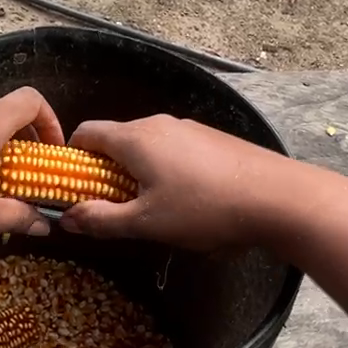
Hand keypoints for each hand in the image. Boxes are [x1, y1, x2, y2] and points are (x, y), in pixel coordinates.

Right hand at [59, 114, 305, 249]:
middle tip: (113, 204)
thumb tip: (67, 218)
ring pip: (146, 144)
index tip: (75, 185)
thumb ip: (102, 220)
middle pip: (116, 139)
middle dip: (106, 169)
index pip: (86, 132)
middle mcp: (158, 123)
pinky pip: (173, 148)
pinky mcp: (212, 138)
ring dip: (137, 170)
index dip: (72, 156)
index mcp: (134, 138)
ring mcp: (188, 128)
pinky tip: (187, 198)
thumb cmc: (205, 209)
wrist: (280, 198)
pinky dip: (165, 168)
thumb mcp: (147, 223)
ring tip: (154, 205)